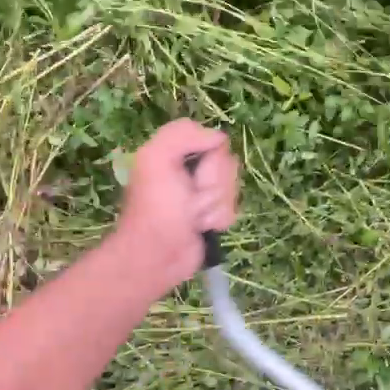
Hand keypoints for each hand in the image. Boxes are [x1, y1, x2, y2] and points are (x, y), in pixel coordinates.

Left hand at [113, 119, 240, 292]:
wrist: (159, 254)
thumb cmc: (156, 208)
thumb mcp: (156, 159)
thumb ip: (182, 135)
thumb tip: (218, 138)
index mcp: (176, 151)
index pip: (216, 141)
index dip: (212, 159)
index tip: (194, 173)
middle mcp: (192, 168)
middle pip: (228, 164)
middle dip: (213, 185)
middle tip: (191, 199)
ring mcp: (204, 192)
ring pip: (232, 187)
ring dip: (215, 205)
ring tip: (195, 217)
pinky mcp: (214, 214)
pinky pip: (233, 208)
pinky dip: (218, 219)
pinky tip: (203, 227)